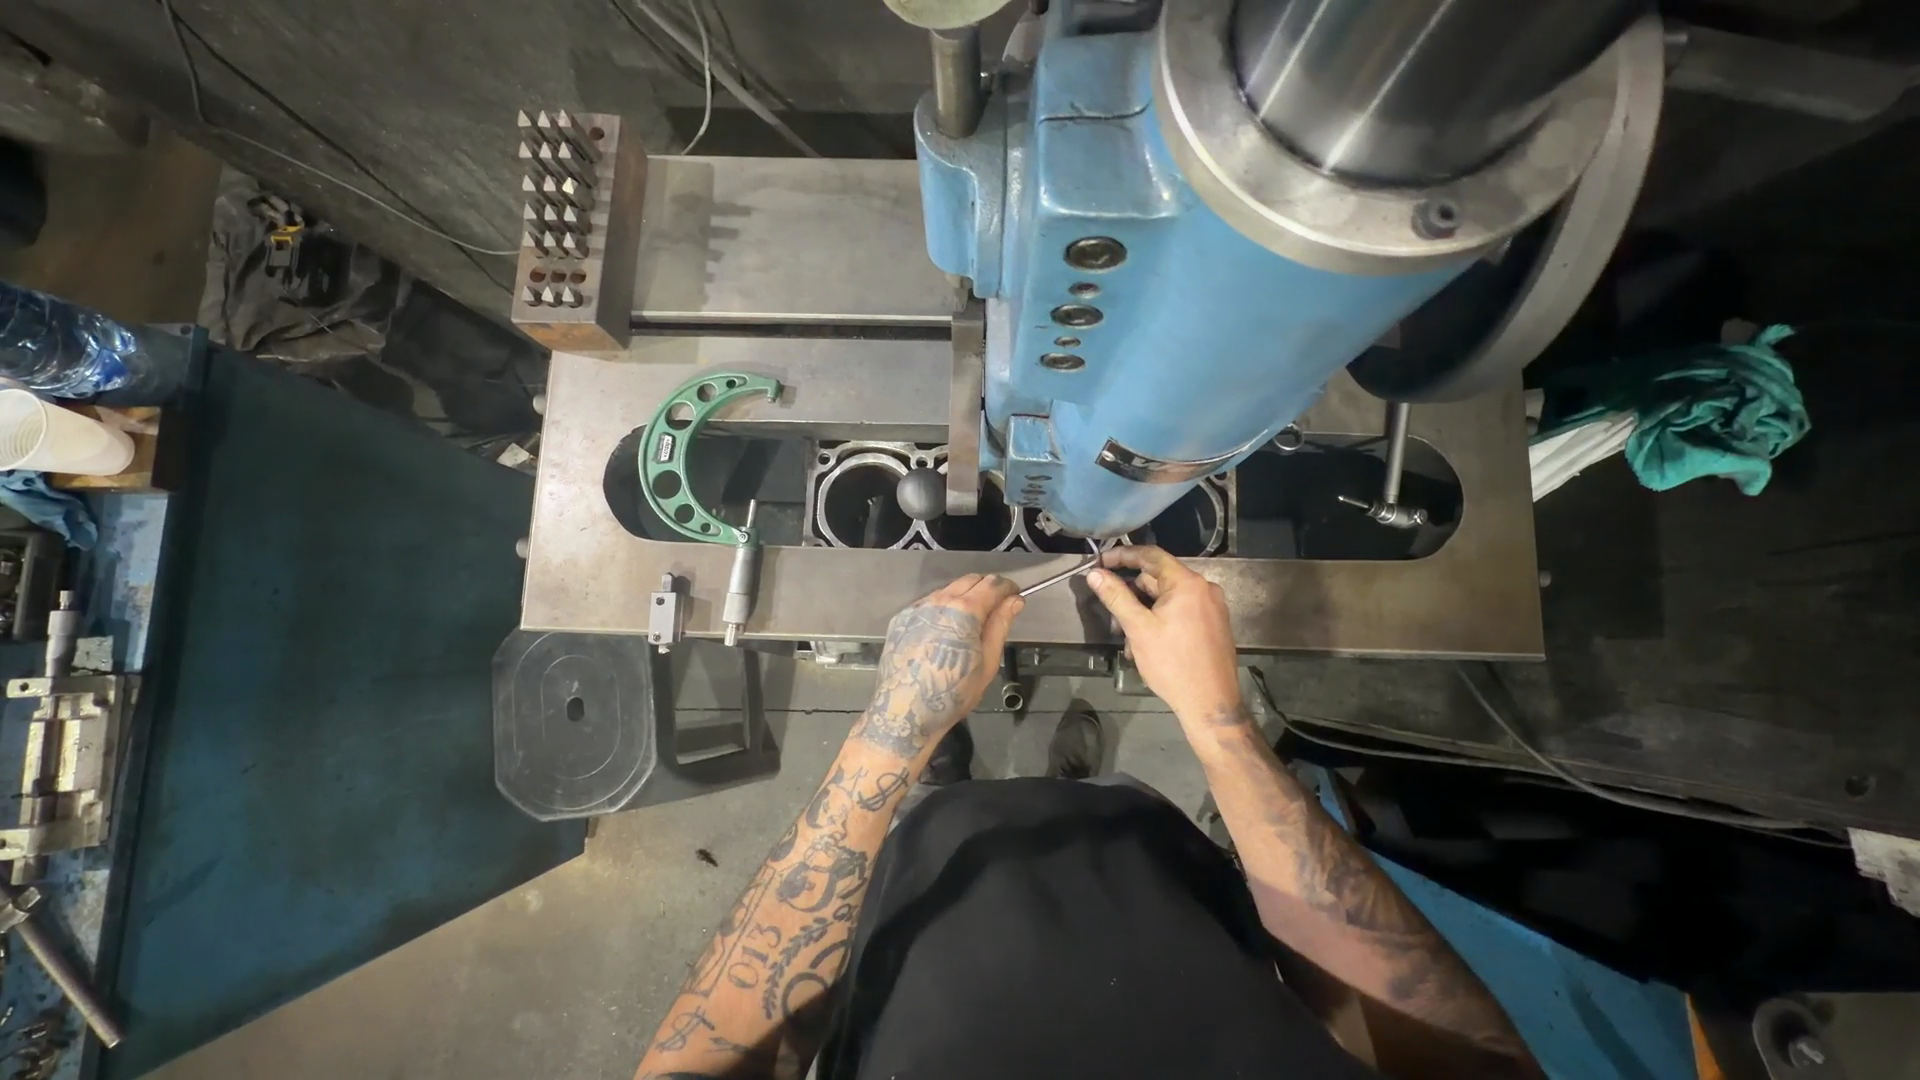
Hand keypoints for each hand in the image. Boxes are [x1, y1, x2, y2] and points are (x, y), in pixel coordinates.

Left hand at [852, 574, 1023, 759]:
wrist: (905, 711)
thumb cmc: (953, 692)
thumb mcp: (987, 662)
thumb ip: (1000, 625)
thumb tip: (1014, 601)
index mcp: (964, 609)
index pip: (992, 584)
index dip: (1008, 587)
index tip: (1015, 596)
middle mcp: (938, 601)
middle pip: (969, 580)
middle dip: (987, 588)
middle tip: (997, 607)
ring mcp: (917, 608)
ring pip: (947, 590)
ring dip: (963, 597)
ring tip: (971, 622)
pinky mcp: (901, 619)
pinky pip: (928, 604)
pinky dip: (943, 609)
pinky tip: (945, 632)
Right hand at [1084, 546, 1247, 734]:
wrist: (1210, 702)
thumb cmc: (1172, 664)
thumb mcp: (1138, 628)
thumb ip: (1116, 597)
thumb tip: (1095, 574)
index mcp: (1187, 583)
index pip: (1151, 556)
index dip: (1122, 555)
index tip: (1100, 563)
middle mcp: (1204, 588)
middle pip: (1159, 578)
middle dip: (1131, 593)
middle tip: (1112, 615)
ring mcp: (1212, 607)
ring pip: (1168, 597)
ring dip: (1144, 610)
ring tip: (1128, 639)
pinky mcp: (1214, 624)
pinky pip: (1181, 611)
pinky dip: (1161, 618)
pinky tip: (1147, 643)